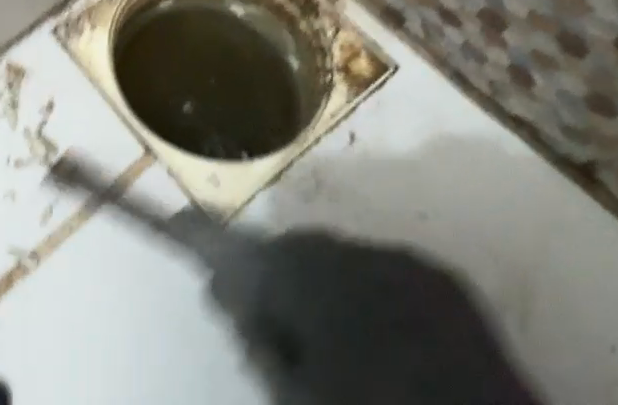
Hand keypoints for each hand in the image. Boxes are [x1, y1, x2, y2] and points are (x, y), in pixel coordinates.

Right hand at [195, 223, 543, 404]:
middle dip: (273, 276)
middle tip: (262, 322)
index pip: (240, 249)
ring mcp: (404, 262)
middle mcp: (355, 254)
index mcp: (315, 285)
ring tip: (327, 341)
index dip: (202, 237)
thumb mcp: (296, 393)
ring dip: (320, 286)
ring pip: (337, 259)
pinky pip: (382, 271)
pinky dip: (365, 294)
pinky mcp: (443, 279)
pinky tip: (374, 338)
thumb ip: (257, 339)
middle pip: (291, 250)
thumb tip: (227, 292)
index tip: (174, 228)